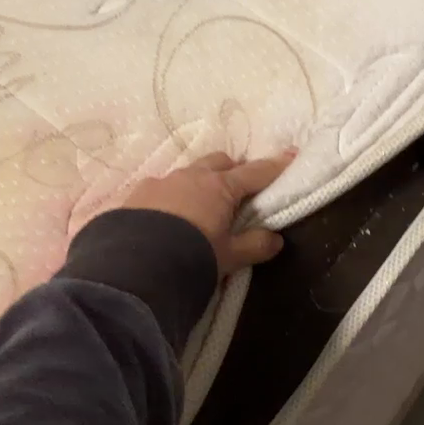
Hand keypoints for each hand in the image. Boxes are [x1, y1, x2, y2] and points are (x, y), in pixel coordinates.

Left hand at [119, 150, 295, 276]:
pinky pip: (160, 189)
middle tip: (239, 188)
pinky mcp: (135, 195)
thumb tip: (275, 240)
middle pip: (220, 162)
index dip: (275, 166)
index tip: (290, 156)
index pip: (256, 172)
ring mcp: (161, 183)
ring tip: (199, 206)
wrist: (132, 268)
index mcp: (220, 187)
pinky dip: (170, 198)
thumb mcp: (228, 257)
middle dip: (232, 169)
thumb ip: (253, 246)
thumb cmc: (191, 257)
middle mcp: (192, 177)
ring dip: (199, 183)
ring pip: (188, 173)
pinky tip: (166, 218)